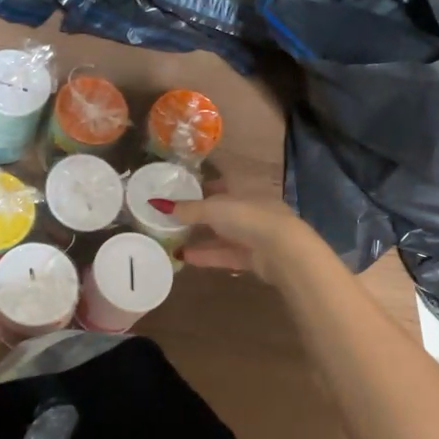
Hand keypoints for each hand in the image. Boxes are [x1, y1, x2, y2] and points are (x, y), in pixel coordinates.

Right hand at [150, 193, 321, 284]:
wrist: (283, 250)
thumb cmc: (248, 216)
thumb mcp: (212, 208)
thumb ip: (186, 208)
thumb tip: (155, 203)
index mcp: (245, 186)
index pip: (222, 180)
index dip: (202, 184)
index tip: (180, 191)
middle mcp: (250, 207)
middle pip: (221, 209)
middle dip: (199, 214)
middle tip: (173, 218)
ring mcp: (254, 232)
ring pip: (223, 233)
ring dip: (200, 237)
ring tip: (174, 240)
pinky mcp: (254, 256)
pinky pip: (226, 253)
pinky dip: (207, 255)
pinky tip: (185, 257)